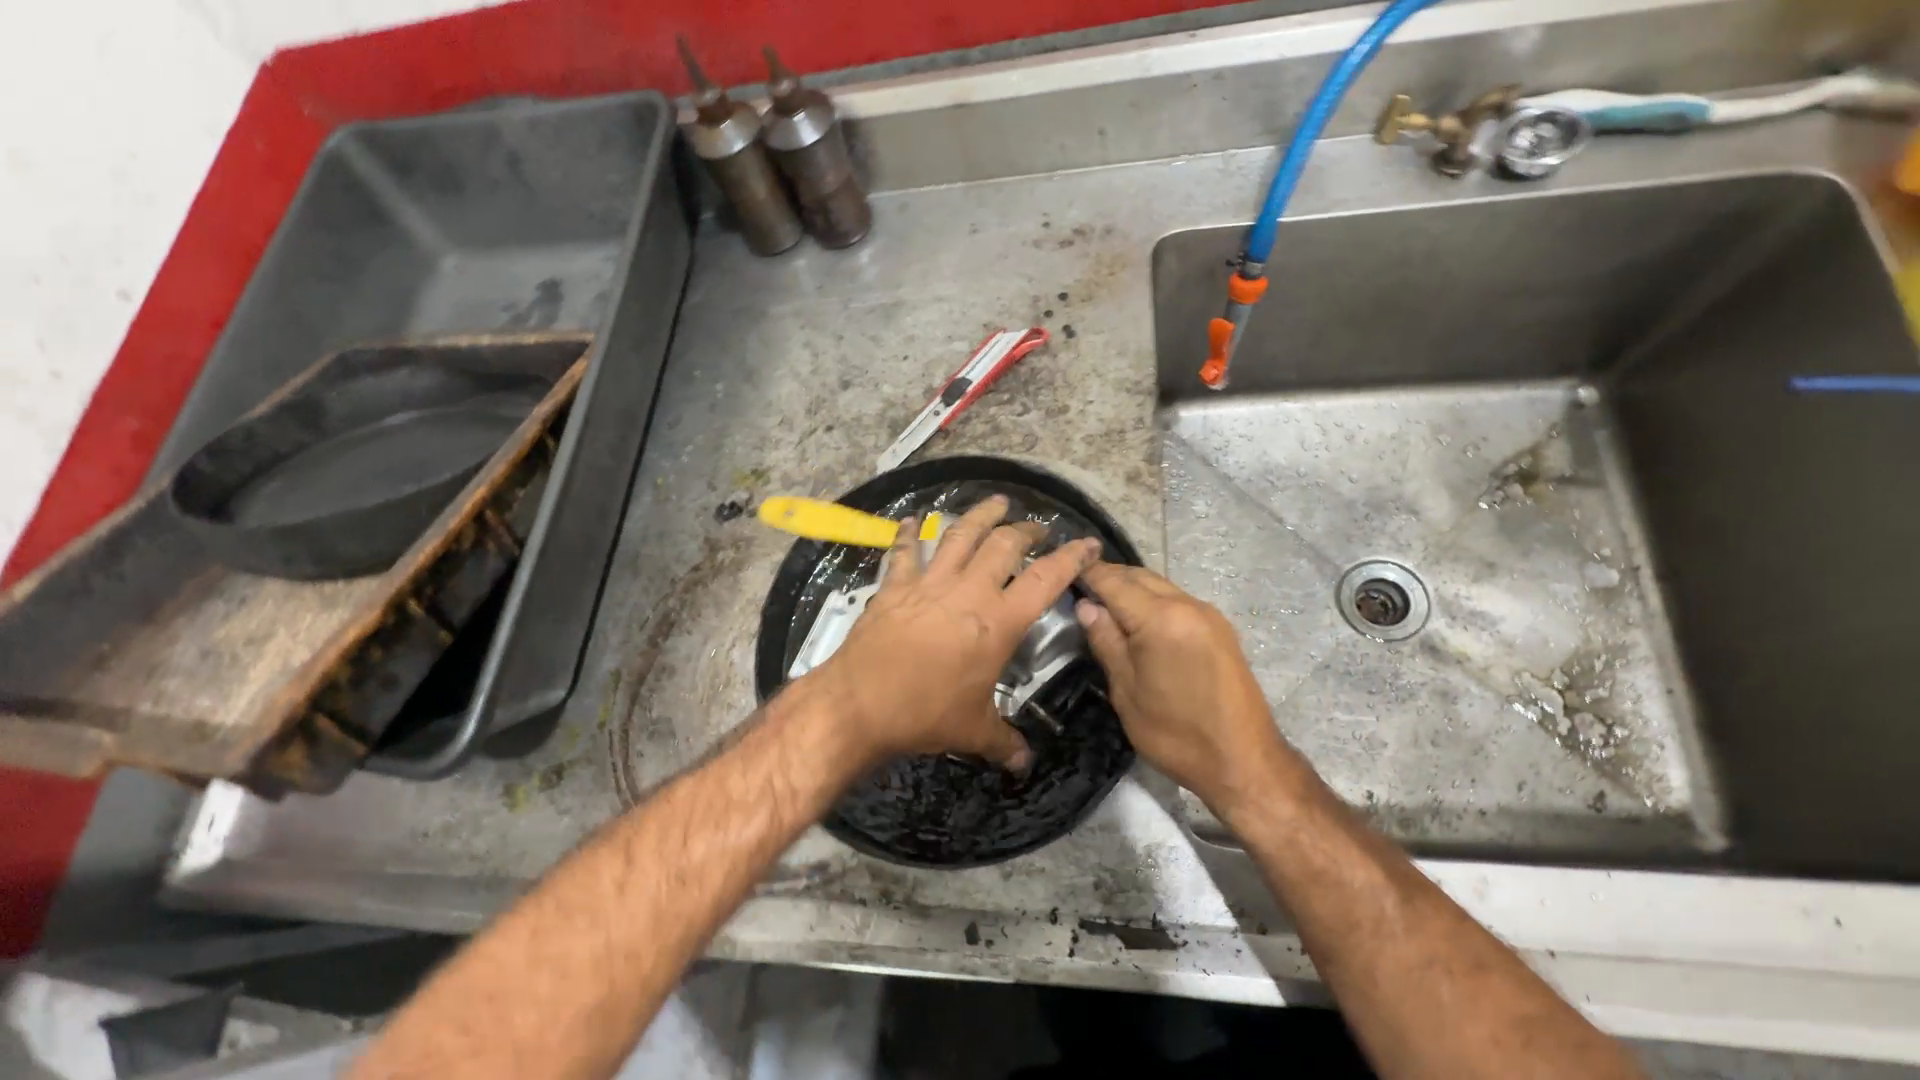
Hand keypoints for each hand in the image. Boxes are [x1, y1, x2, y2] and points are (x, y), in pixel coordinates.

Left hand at [808, 495, 1103, 772]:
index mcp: (999, 622)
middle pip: (1004, 545)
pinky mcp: (895, 587)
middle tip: (1038, 527)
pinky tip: (913, 520)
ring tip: (997, 501)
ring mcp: (929, 584)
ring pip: (960, 536)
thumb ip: (1004, 743)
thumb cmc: (926, 714)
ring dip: (980, 515)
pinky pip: (905, 552)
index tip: (1088, 542)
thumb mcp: (974, 731)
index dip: (1072, 558)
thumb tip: (1024, 764)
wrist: (861, 703)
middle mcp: (969, 592)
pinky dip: (910, 534)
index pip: (1046, 579)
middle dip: (1026, 530)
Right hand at [1076, 563, 1296, 816]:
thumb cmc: (1176, 735)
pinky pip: (1178, 602)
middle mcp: (1188, 606)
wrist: (1244, 761)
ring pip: (1161, 587)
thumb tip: (1087, 607)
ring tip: (1104, 607)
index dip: (1088, 574)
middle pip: (1140, 577)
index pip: (1115, 582)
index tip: (1063, 572)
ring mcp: (1209, 616)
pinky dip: (1154, 602)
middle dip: (1109, 578)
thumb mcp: (1127, 692)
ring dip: (1132, 589)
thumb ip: (1107, 643)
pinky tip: (1138, 622)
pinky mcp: (1220, 630)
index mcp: (1161, 619)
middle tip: (1079, 590)